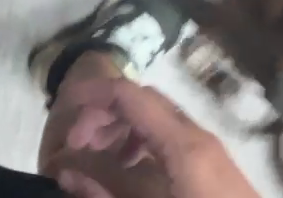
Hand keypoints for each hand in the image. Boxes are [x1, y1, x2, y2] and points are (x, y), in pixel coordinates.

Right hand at [53, 79, 256, 197]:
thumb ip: (105, 191)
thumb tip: (65, 172)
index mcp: (182, 144)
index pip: (126, 94)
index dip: (89, 97)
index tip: (64, 120)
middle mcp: (198, 138)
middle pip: (142, 101)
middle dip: (104, 114)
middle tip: (80, 146)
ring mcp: (212, 153)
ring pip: (158, 118)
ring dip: (124, 128)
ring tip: (101, 160)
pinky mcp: (218, 171)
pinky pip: (173, 138)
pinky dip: (145, 143)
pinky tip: (133, 173)